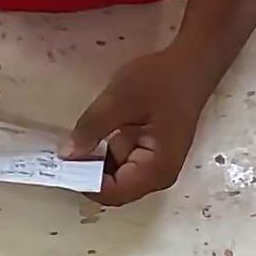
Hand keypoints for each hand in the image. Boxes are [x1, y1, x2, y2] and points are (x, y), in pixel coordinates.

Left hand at [62, 47, 214, 206]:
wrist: (192, 62)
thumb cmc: (162, 79)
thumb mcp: (121, 98)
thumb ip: (92, 128)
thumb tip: (67, 155)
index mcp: (156, 170)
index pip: (112, 193)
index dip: (85, 183)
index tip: (63, 165)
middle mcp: (156, 177)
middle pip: (111, 190)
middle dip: (87, 175)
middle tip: (63, 155)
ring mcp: (151, 169)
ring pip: (111, 179)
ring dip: (92, 166)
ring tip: (74, 145)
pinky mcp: (145, 157)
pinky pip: (116, 166)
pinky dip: (100, 156)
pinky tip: (89, 140)